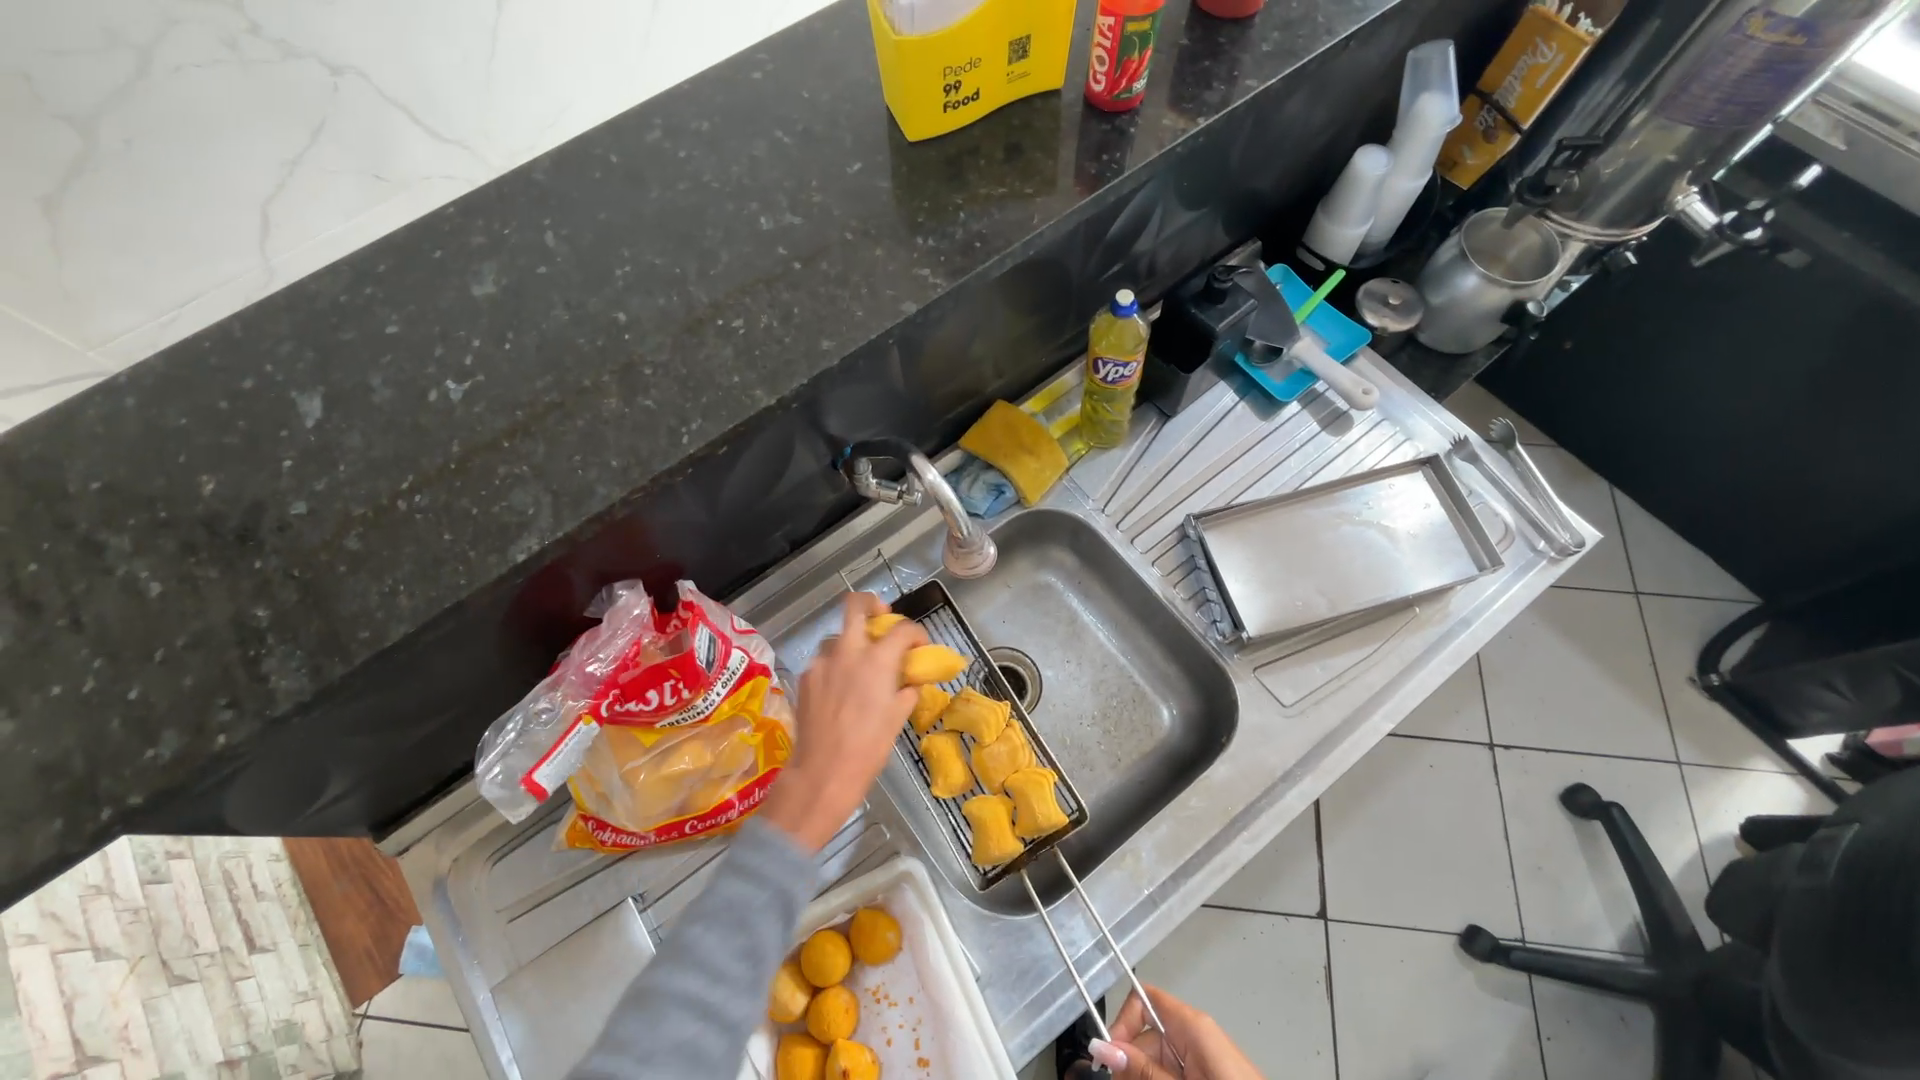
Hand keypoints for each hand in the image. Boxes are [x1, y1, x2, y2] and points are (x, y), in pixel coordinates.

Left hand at [761, 592, 927, 850]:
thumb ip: (908, 690)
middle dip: (872, 604)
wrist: (823, 771)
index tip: (919, 646)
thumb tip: (911, 681)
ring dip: (851, 642)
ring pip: (837, 636)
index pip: (902, 628)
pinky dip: (835, 666)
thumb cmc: (870, 747)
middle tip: (882, 617)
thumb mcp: (898, 717)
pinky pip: (823, 661)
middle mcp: (848, 651)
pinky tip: (839, 690)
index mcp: (878, 659)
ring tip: (858, 666)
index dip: (916, 633)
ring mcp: (822, 662)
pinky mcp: (805, 677)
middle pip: (856, 605)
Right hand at [1089, 984, 1263, 1079]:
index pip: (1143, 999)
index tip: (1110, 1058)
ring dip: (1143, 1077)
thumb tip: (1100, 1046)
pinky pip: (1172, 1072)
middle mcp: (1194, 1033)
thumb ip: (1143, 1070)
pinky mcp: (1205, 1073)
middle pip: (1144, 1036)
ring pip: (1156, 1060)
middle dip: (1130, 1064)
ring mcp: (1201, 1056)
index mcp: (1192, 1024)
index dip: (1122, 1023)